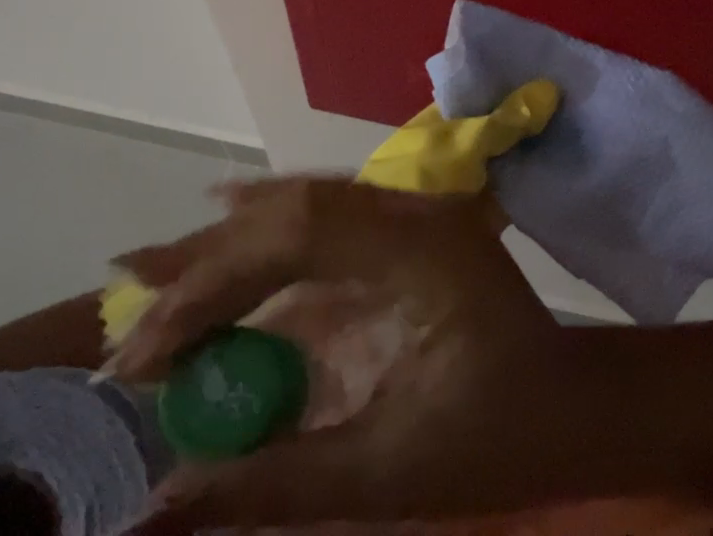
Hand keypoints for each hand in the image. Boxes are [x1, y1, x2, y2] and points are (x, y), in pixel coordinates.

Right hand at [110, 176, 618, 532]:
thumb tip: (154, 509)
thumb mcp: (389, 474)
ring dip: (228, 246)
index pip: (295, 234)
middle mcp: (417, 215)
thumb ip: (274, 485)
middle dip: (205, 264)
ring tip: (149, 277)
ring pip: (305, 208)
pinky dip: (266, 242)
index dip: (208, 286)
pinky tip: (226, 236)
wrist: (582, 404)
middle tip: (130, 317)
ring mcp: (416, 218)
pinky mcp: (408, 236)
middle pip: (293, 210)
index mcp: (423, 252)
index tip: (147, 357)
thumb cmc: (503, 439)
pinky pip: (325, 223)